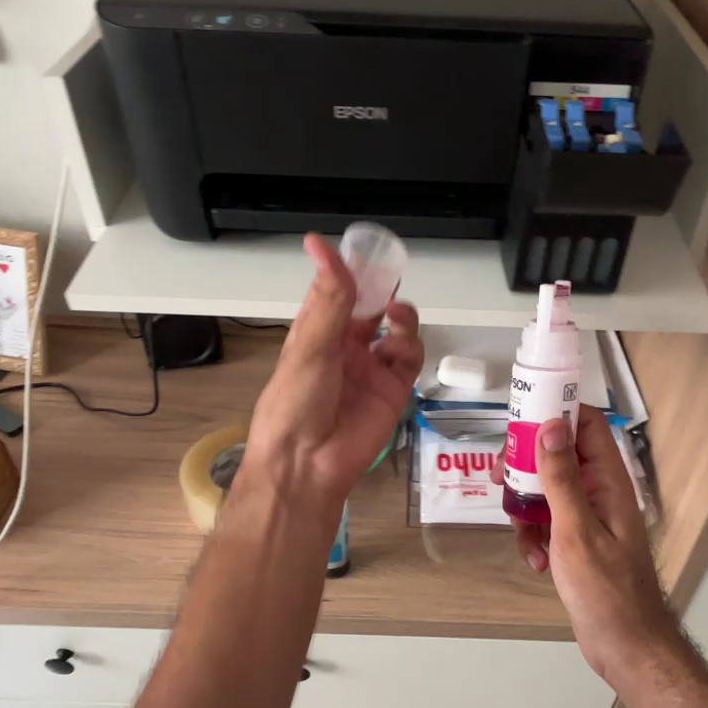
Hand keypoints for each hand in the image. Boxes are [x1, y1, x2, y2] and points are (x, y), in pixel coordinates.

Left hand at [237, 234, 422, 516]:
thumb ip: (328, 296)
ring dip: (400, 316)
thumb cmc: (296, 403)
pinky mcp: (392, 391)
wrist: (308, 463)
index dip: (350, 272)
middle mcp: (344, 349)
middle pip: (371, 308)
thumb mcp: (311, 343)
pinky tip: (401, 338)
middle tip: (391, 272)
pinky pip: (409, 360)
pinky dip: (411, 344)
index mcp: (315, 333)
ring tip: (397, 311)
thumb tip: (319, 244)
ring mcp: (369, 370)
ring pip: (395, 331)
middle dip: (382, 289)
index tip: (366, 250)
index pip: (336, 293)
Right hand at [505, 407, 679, 681]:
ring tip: (523, 535)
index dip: (554, 414)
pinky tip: (537, 562)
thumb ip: (561, 478)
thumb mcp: (576, 531)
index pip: (586, 424)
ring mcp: (587, 516)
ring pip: (545, 490)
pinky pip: (546, 523)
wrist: (625, 645)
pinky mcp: (576, 541)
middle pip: (557, 454)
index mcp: (608, 480)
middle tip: (499, 480)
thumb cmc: (606, 589)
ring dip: (525, 509)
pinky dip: (534, 537)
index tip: (518, 422)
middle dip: (525, 466)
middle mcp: (598, 491)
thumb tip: (550, 426)